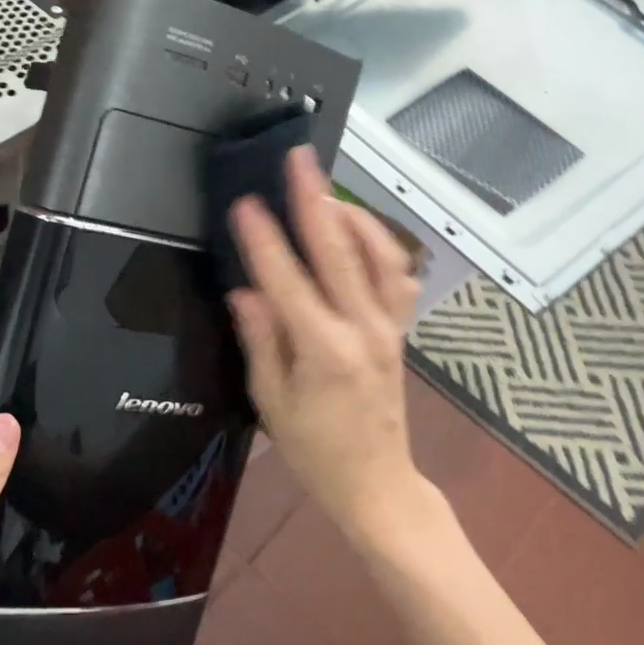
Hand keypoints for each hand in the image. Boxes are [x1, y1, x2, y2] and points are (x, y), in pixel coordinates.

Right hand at [227, 145, 425, 541]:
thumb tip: (246, 291)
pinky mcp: (399, 331)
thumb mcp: (270, 400)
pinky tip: (359, 230)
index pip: (287, 279)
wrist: (377, 484)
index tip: (244, 202)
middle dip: (313, 200)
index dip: (263, 238)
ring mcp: (388, 327)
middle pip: (338, 251)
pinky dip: (379, 245)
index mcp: (323, 349)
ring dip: (351, 215)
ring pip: (379, 255)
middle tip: (297, 160)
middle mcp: (362, 329)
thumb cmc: (312, 448)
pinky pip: (396, 276)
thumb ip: (261, 340)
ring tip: (324, 188)